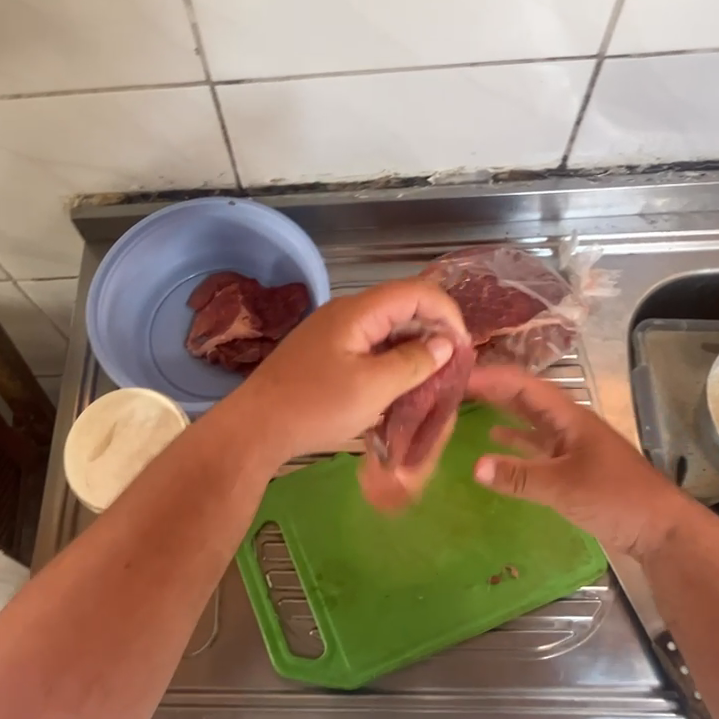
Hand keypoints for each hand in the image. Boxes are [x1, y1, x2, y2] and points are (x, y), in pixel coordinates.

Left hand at [214, 279, 468, 476]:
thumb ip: (413, 362)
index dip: (447, 314)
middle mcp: (346, 312)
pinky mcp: (324, 353)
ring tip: (428, 384)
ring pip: (386, 330)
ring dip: (411, 351)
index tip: (464, 350)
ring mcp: (332, 332)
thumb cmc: (315, 406)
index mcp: (358, 312)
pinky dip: (389, 363)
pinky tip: (396, 390)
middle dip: (432, 333)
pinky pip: (368, 347)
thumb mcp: (373, 388)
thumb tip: (444, 343)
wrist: (255, 427)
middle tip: (451, 371)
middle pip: (402, 308)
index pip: (417, 292)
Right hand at [466, 364, 700, 559]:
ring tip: (467, 406)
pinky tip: (494, 440)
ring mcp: (571, 446)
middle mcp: (568, 424)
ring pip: (530, 420)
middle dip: (492, 389)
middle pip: (525, 398)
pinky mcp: (573, 468)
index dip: (490, 378)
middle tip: (454, 385)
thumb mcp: (563, 486)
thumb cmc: (616, 499)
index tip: (456, 376)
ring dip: (501, 411)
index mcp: (569, 417)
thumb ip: (518, 476)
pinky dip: (514, 441)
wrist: (662, 530)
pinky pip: (536, 446)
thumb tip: (474, 466)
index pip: (522, 385)